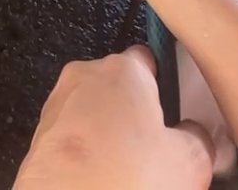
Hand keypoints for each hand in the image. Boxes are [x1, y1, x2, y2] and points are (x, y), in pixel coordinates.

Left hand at [13, 46, 214, 189]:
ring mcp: (58, 102)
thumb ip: (198, 139)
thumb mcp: (190, 162)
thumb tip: (194, 133)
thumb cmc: (129, 175)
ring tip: (127, 174)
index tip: (174, 113)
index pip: (148, 59)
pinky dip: (86, 154)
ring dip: (109, 136)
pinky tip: (100, 179)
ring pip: (94, 113)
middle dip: (135, 116)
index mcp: (123, 69)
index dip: (164, 85)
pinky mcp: (39, 133)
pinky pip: (73, 137)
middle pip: (119, 89)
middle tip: (155, 154)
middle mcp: (85, 74)